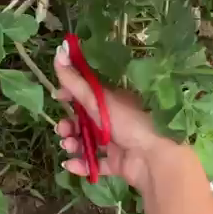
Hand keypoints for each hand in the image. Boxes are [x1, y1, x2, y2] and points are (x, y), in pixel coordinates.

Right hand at [53, 43, 181, 194]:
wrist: (154, 158)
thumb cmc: (129, 122)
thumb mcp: (99, 99)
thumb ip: (76, 80)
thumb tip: (60, 48)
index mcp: (114, 101)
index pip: (88, 94)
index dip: (70, 95)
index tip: (58, 98)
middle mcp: (116, 120)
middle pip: (85, 121)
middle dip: (69, 125)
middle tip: (63, 130)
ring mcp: (117, 143)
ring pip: (88, 142)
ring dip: (73, 144)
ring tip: (69, 147)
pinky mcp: (118, 163)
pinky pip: (95, 164)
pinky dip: (82, 165)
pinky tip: (71, 165)